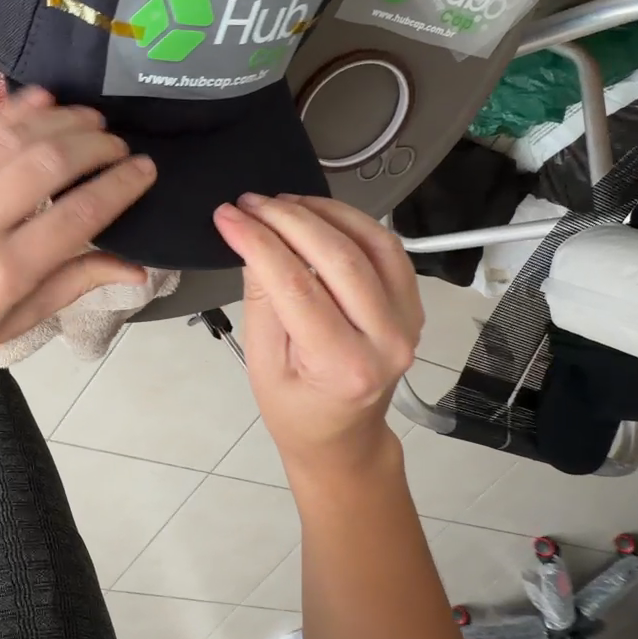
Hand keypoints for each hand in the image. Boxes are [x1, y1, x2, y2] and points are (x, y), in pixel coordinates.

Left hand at [0, 88, 157, 384]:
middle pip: (50, 163)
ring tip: (92, 119)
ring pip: (13, 139)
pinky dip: (12, 114)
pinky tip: (42, 101)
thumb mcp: (17, 322)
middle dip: (96, 146)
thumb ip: (75, 284)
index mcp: (6, 271)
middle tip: (120, 144)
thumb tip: (138, 268)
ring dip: (59, 121)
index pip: (80, 213)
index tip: (146, 169)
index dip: (121, 185)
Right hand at [213, 193, 423, 477]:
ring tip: (279, 201)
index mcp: (341, 365)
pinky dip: (351, 220)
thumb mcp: (261, 360)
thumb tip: (250, 238)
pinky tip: (316, 213)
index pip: (296, 285)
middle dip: (286, 218)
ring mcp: (408, 320)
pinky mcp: (412, 303)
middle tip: (248, 202)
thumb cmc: (293, 407)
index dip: (257, 241)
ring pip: (371, 242)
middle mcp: (386, 340)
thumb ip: (261, 298)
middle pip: (338, 257)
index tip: (226, 216)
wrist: (342, 437)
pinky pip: (388, 248)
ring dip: (322, 211)